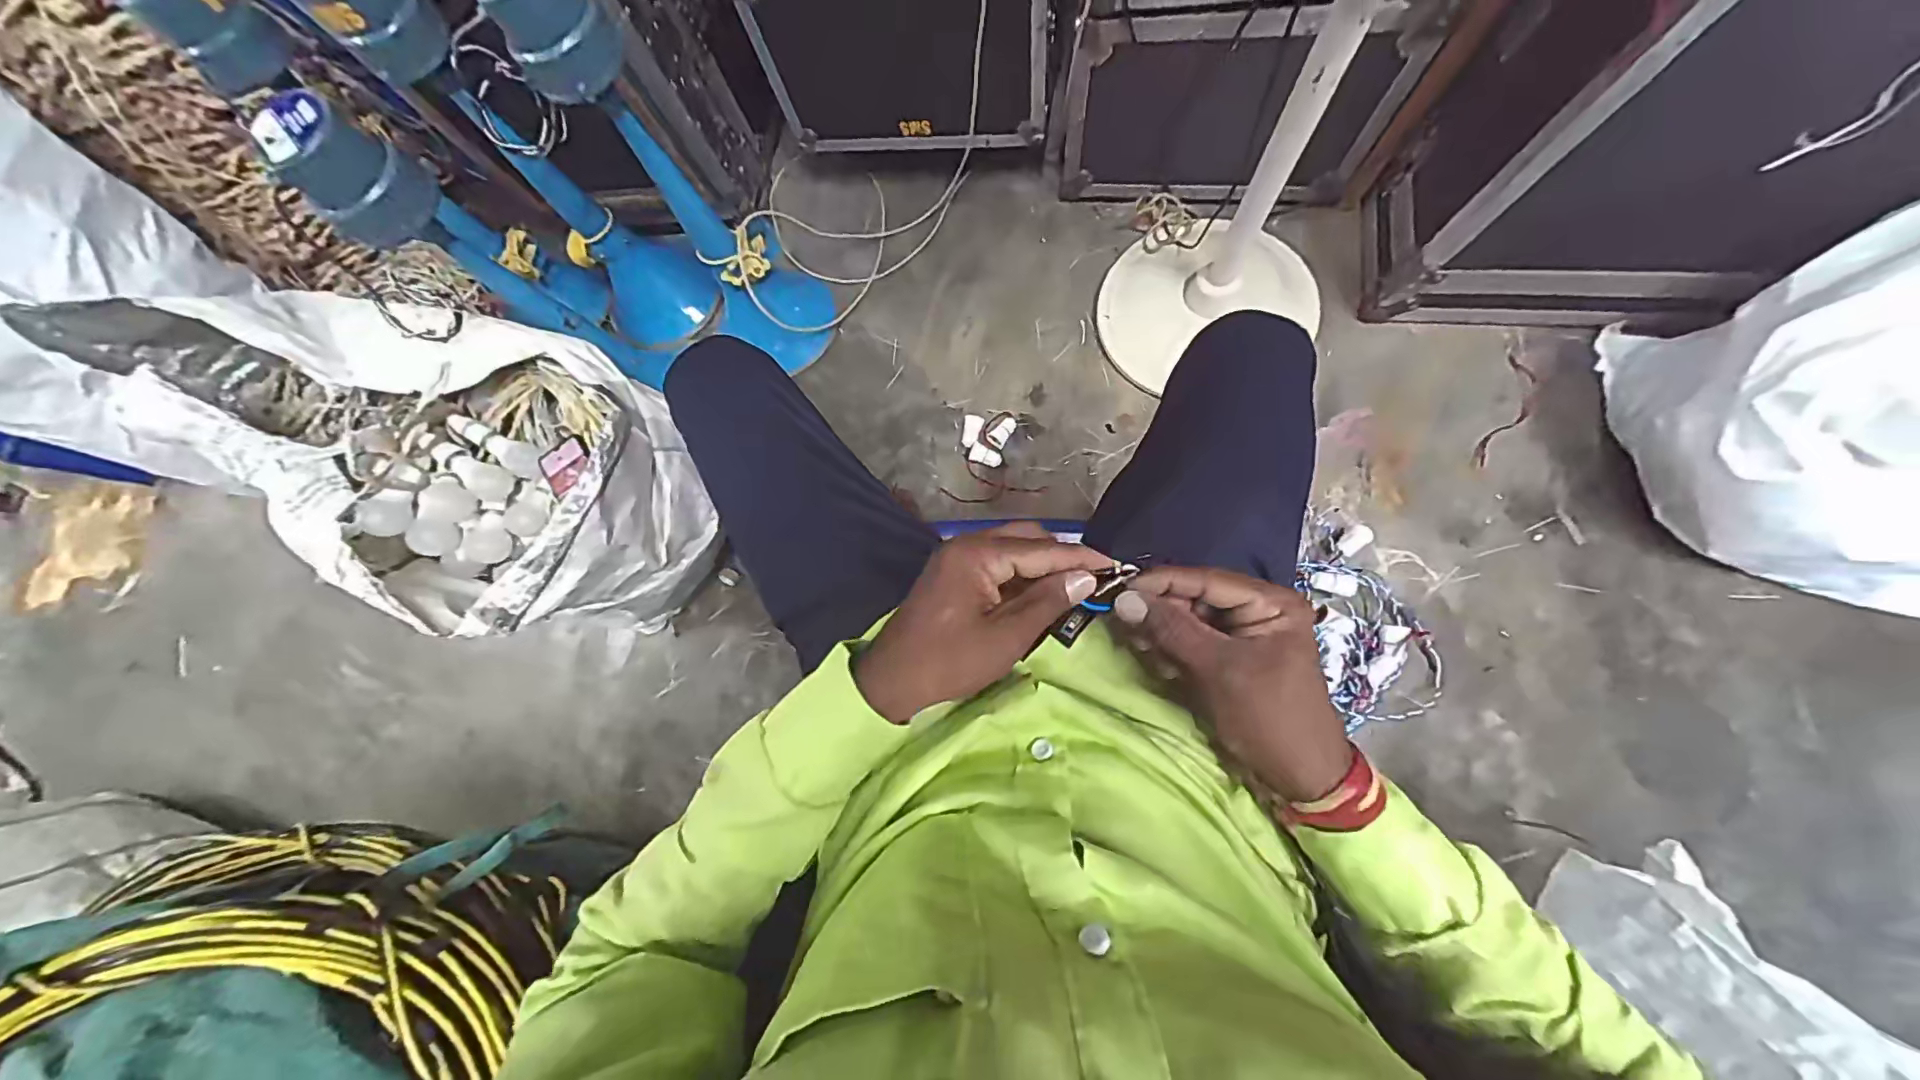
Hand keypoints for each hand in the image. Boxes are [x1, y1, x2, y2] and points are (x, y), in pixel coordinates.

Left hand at [854, 523, 1110, 723]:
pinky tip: (1041, 593)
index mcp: (977, 555)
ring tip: (1074, 587)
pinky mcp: (954, 572)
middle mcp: (966, 544)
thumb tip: (1085, 577)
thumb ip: (1047, 603)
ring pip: (1012, 548)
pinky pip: (996, 563)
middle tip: (1095, 579)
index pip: (1042, 549)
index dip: (1081, 558)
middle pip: (1027, 538)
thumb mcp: (1005, 637)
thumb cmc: (949, 662)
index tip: (1116, 565)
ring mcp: (957, 556)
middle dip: (1062, 556)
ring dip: (1042, 565)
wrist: (892, 680)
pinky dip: (1020, 575)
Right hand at [1113, 565, 1350, 801]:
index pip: (1205, 579)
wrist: (1300, 779)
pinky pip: (1189, 643)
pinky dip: (1171, 653)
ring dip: (1161, 636)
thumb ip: (1171, 630)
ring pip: (1185, 621)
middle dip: (1159, 614)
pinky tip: (1164, 670)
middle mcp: (1255, 610)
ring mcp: (1240, 635)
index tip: (1118, 590)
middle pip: (1192, 598)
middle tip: (1127, 630)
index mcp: (1269, 603)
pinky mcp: (1226, 658)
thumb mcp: (1219, 670)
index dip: (1160, 582)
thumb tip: (1124, 598)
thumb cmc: (1269, 719)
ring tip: (1145, 653)